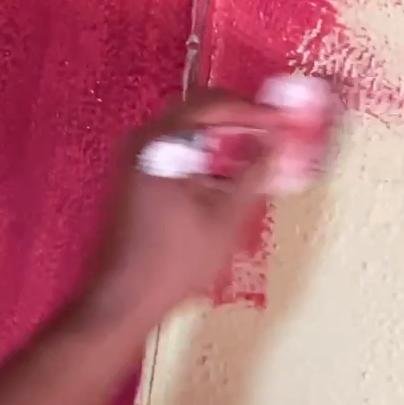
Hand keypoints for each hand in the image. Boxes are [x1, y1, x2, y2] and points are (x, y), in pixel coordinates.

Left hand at [75, 91, 282, 325]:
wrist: (123, 299)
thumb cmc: (175, 259)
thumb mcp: (226, 216)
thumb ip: (254, 171)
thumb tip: (274, 142)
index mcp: (163, 141)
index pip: (214, 104)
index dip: (252, 109)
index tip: (280, 119)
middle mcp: (144, 139)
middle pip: (198, 111)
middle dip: (238, 118)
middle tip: (270, 129)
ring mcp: (134, 157)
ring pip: (187, 129)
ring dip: (221, 135)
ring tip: (254, 149)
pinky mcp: (134, 175)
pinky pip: (175, 147)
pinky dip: (203, 151)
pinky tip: (225, 172)